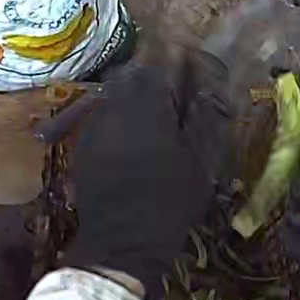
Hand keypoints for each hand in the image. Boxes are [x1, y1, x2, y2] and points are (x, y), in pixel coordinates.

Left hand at [64, 52, 229, 299]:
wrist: (121, 242)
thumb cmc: (169, 201)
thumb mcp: (201, 160)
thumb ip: (208, 117)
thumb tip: (214, 86)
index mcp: (147, 105)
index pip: (165, 59)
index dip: (185, 57)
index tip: (201, 63)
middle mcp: (115, 105)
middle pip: (136, 69)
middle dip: (160, 69)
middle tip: (182, 85)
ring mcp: (95, 122)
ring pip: (117, 87)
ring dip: (139, 88)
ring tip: (160, 106)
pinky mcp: (84, 140)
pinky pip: (104, 109)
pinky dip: (123, 108)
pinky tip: (137, 128)